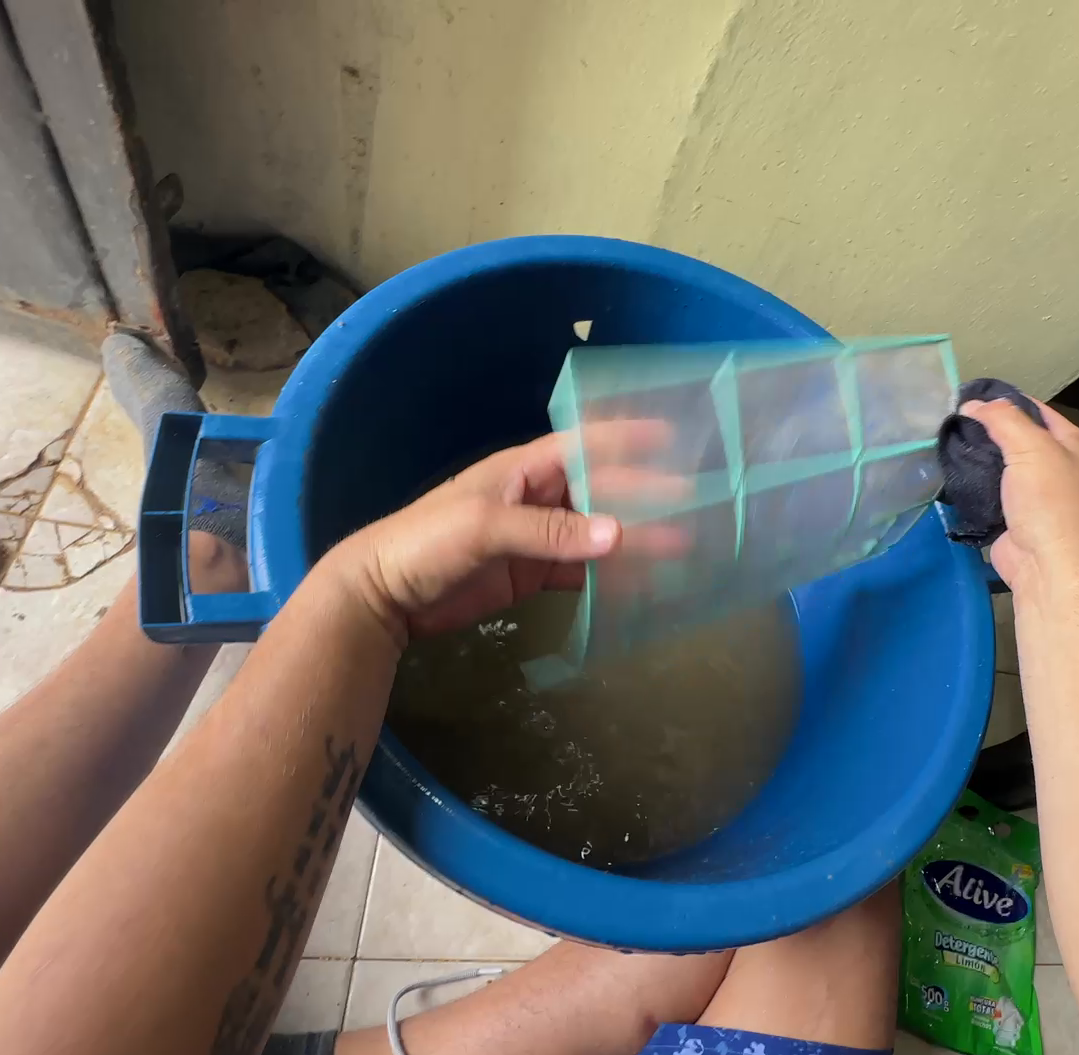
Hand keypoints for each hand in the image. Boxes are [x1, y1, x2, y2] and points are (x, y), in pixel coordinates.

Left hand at [325, 422, 673, 644]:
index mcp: (524, 470)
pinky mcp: (533, 574)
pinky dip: (609, 576)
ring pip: (596, 533)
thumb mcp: (486, 528)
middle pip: (600, 491)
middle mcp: (538, 497)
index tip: (671, 436)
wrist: (385, 595)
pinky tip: (640, 583)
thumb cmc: (427, 541)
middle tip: (692, 503)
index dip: (627, 439)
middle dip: (644, 496)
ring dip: (634, 539)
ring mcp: (538, 537)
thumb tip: (619, 534)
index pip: (584, 446)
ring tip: (679, 547)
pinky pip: (581, 570)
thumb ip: (551, 531)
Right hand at [960, 398, 1078, 591]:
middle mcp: (1054, 464)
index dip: (1004, 401)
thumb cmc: (1047, 501)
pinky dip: (972, 483)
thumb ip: (1002, 420)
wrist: (1044, 561)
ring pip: (999, 464)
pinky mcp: (1012, 514)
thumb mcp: (1030, 447)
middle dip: (985, 429)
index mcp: (1070, 443)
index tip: (968, 398)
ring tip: (945, 444)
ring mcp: (1033, 491)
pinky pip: (988, 490)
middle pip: (1015, 436)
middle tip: (950, 421)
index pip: (1035, 409)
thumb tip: (972, 404)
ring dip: (976, 457)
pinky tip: (951, 475)